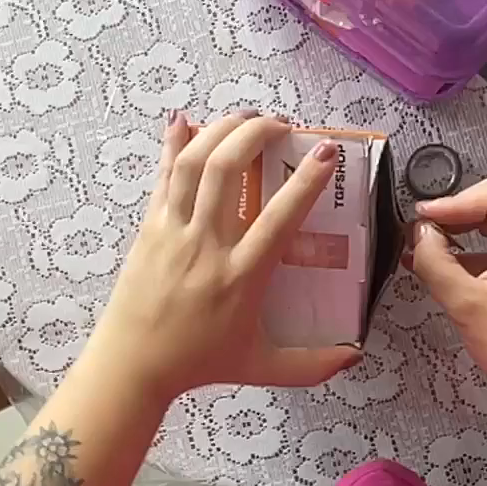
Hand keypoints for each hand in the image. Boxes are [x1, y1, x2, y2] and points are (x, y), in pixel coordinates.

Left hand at [83, 110, 360, 399]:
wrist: (132, 365)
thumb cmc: (199, 363)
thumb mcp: (261, 367)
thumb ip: (311, 365)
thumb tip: (354, 357)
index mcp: (241, 277)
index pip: (279, 218)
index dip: (306, 180)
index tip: (325, 152)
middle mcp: (206, 245)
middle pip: (227, 170)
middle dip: (256, 133)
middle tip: (279, 125)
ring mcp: (173, 232)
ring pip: (193, 163)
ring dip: (220, 129)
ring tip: (244, 117)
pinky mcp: (149, 228)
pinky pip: (162, 177)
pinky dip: (173, 144)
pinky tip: (183, 120)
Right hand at [407, 176, 486, 424]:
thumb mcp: (467, 306)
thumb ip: (437, 263)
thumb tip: (418, 234)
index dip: (453, 203)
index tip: (421, 221)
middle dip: (456, 212)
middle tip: (422, 232)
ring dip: (461, 229)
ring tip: (426, 246)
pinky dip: (471, 247)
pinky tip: (442, 263)